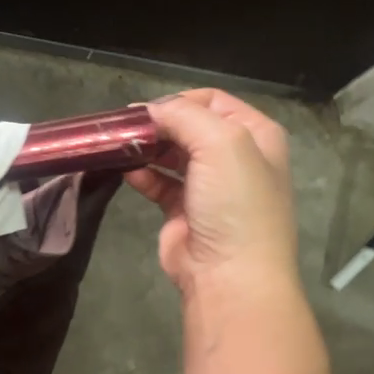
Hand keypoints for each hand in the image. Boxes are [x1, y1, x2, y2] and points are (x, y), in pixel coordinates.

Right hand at [127, 89, 296, 296]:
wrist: (229, 272)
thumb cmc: (234, 203)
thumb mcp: (221, 144)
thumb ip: (184, 117)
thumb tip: (146, 111)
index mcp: (255, 134)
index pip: (212, 101)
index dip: (177, 102)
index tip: (142, 112)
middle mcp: (234, 156)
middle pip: (188, 127)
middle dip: (157, 125)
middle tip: (122, 129)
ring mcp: (208, 185)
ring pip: (170, 154)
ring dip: (145, 149)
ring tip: (118, 148)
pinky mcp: (182, 209)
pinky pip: (158, 183)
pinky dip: (141, 175)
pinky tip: (125, 173)